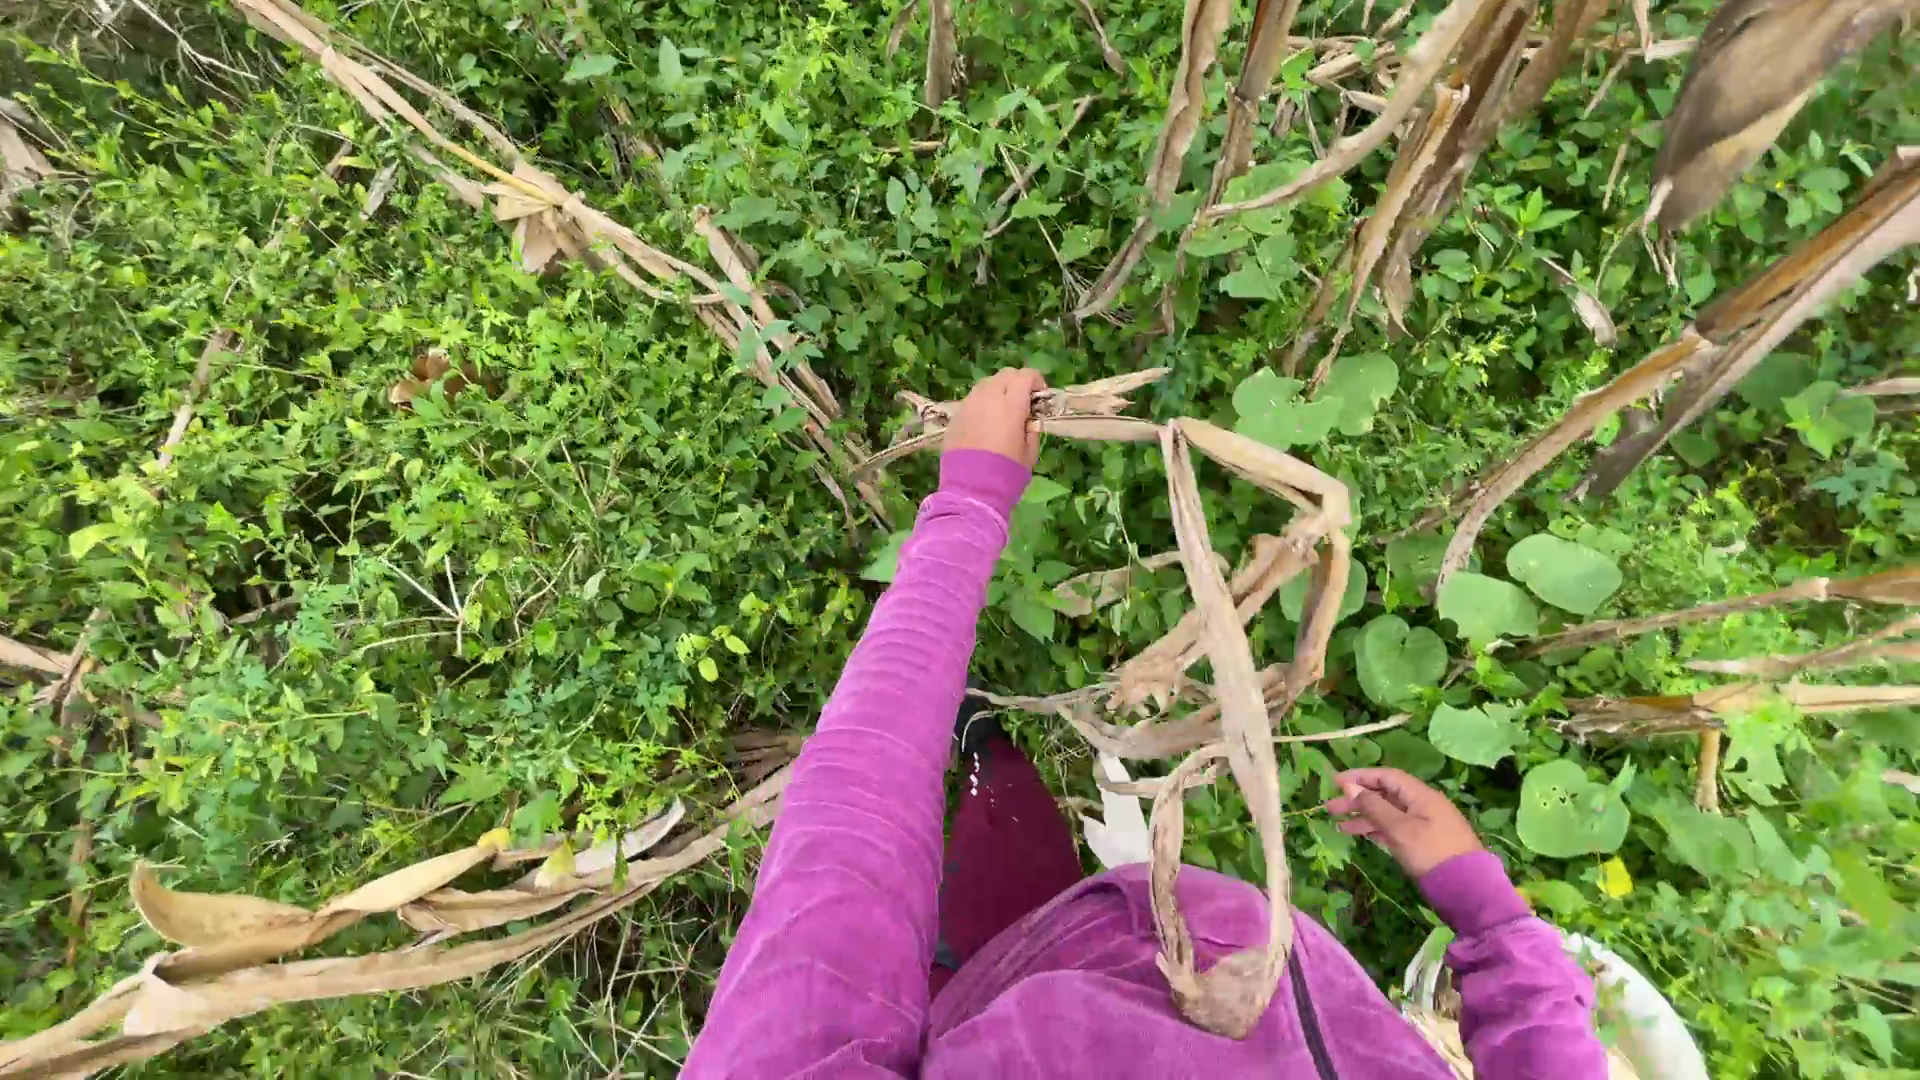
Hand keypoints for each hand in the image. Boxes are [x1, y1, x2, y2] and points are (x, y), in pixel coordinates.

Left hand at [943, 368, 1045, 468]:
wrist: (971, 491)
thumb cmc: (1007, 474)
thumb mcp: (1030, 453)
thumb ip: (1032, 429)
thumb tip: (1029, 419)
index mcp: (1011, 405)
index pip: (1026, 376)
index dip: (1036, 381)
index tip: (1039, 396)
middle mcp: (988, 398)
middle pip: (1005, 375)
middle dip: (1017, 382)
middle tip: (1022, 401)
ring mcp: (969, 405)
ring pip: (986, 384)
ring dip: (998, 390)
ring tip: (1002, 411)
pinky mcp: (956, 416)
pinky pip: (972, 400)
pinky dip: (982, 403)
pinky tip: (985, 422)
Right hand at [1324, 767, 1481, 878]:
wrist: (1469, 891)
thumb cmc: (1432, 853)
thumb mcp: (1399, 828)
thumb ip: (1373, 806)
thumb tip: (1351, 787)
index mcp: (1421, 796)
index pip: (1386, 776)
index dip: (1360, 776)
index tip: (1335, 783)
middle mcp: (1422, 806)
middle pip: (1384, 795)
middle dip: (1356, 799)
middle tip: (1330, 807)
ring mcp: (1424, 825)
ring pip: (1387, 813)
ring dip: (1363, 816)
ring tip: (1339, 824)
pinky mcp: (1424, 843)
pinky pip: (1394, 828)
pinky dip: (1376, 830)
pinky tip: (1359, 835)